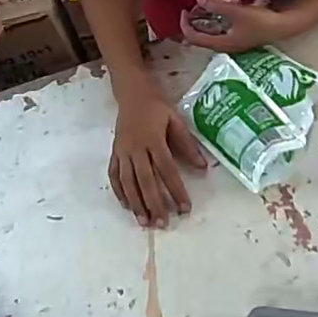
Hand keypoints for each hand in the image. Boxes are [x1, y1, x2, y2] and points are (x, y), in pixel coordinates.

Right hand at [107, 88, 206, 227]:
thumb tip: (203, 167)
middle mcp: (136, 147)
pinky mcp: (114, 152)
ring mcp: (122, 151)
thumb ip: (187, 144)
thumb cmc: (156, 106)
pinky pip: (114, 175)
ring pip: (127, 181)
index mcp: (153, 138)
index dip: (175, 190)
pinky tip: (127, 205)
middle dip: (154, 203)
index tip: (184, 208)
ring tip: (144, 221)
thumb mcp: (175, 120)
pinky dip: (119, 191)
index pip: (166, 169)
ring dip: (136, 203)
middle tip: (163, 223)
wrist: (131, 92)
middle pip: (145, 180)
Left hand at [177, 0, 294, 52]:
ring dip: (206, 20)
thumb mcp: (237, 12)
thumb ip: (217, 5)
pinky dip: (217, 19)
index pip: (193, 37)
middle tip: (193, 7)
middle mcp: (224, 45)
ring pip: (211, 32)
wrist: (284, 27)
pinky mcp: (240, 36)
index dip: (184, 24)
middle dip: (193, 21)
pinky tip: (225, 6)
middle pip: (200, 36)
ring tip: (205, 5)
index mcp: (220, 43)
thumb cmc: (260, 22)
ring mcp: (232, 41)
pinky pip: (221, 28)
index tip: (183, 10)